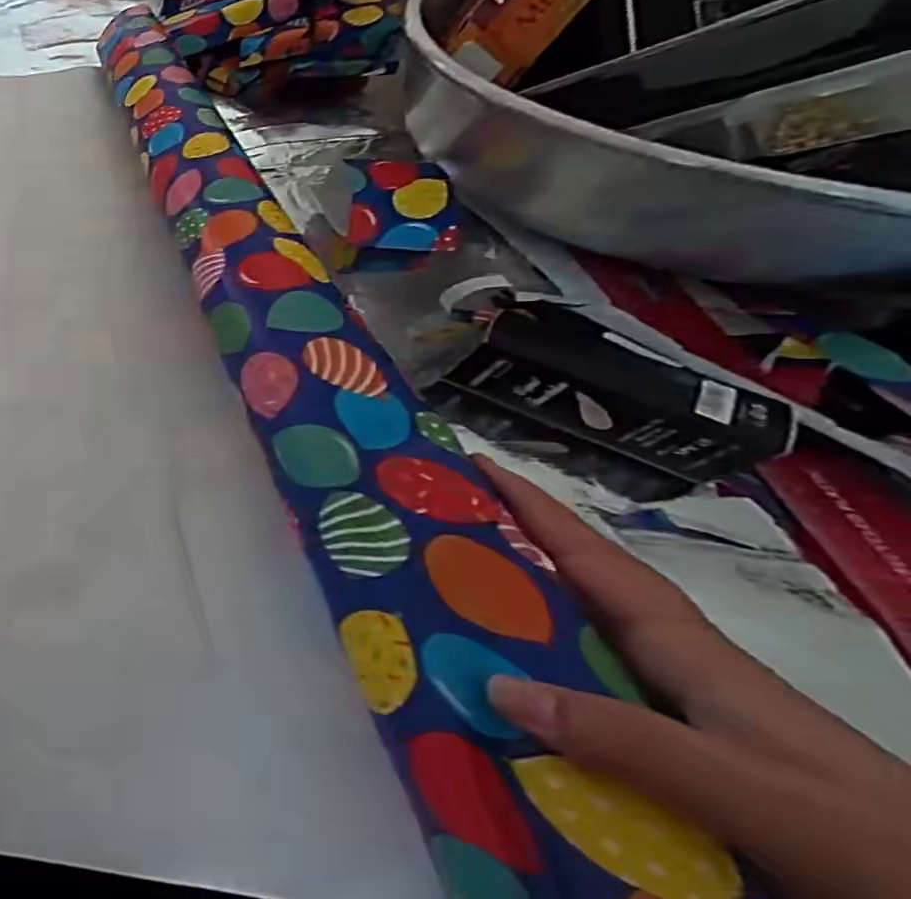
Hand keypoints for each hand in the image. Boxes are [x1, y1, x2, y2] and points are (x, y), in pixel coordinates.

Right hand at [474, 456, 910, 898]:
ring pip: (582, 638)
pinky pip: (591, 691)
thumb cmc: (861, 834)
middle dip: (513, 548)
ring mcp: (687, 708)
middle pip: (582, 588)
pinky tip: (512, 697)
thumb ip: (623, 737)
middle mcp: (680, 666)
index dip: (537, 509)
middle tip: (438, 529)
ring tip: (450, 602)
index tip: (479, 465)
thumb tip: (493, 683)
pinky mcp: (689, 749)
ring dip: (519, 612)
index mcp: (688, 651)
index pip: (595, 560)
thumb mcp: (742, 788)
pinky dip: (543, 675)